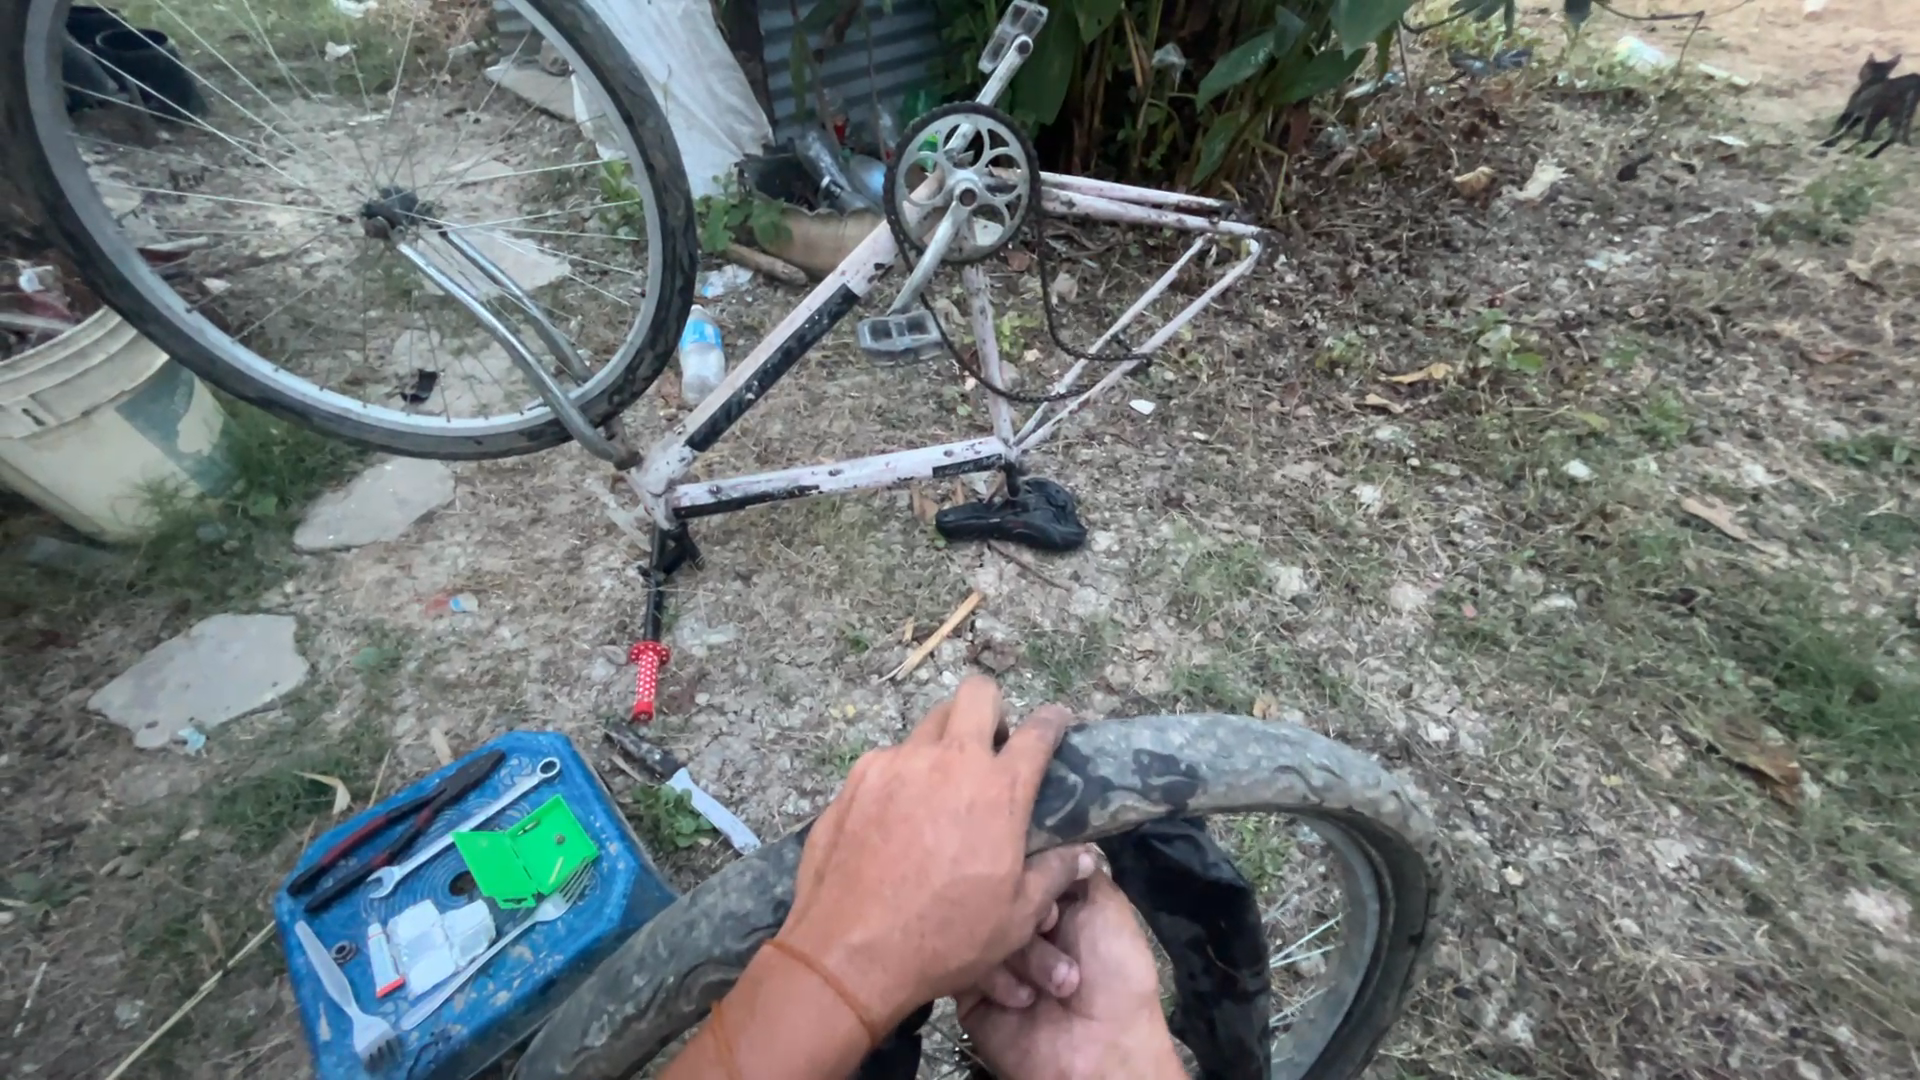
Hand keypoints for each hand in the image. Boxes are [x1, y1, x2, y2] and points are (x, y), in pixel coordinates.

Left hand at [775, 676, 1096, 1034]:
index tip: (1056, 720)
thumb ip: (1054, 875)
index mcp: (999, 789)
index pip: (1037, 732)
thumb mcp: (1016, 919)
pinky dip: (903, 774)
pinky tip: (894, 815)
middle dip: (992, 706)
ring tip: (940, 783)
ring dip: (945, 741)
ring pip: (930, 722)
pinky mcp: (860, 773)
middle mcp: (950, 759)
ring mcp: (899, 760)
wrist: (849, 950)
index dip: (1053, 719)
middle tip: (990, 743)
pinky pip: (890, 757)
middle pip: (978, 693)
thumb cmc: (944, 937)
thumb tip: (1084, 854)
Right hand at [958, 868, 1184, 1079]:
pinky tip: (1023, 1000)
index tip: (1049, 887)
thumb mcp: (1106, 903)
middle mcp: (1017, 923)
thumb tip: (1051, 834)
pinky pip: (965, 964)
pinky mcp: (969, 989)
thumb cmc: (1114, 972)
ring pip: (982, 927)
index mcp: (1047, 900)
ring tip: (1055, 984)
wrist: (1102, 1052)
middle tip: (1052, 930)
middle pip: (998, 893)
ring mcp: (992, 955)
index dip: (1030, 868)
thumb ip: (1074, 862)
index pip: (1019, 864)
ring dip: (1023, 954)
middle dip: (1027, 913)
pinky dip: (997, 979)